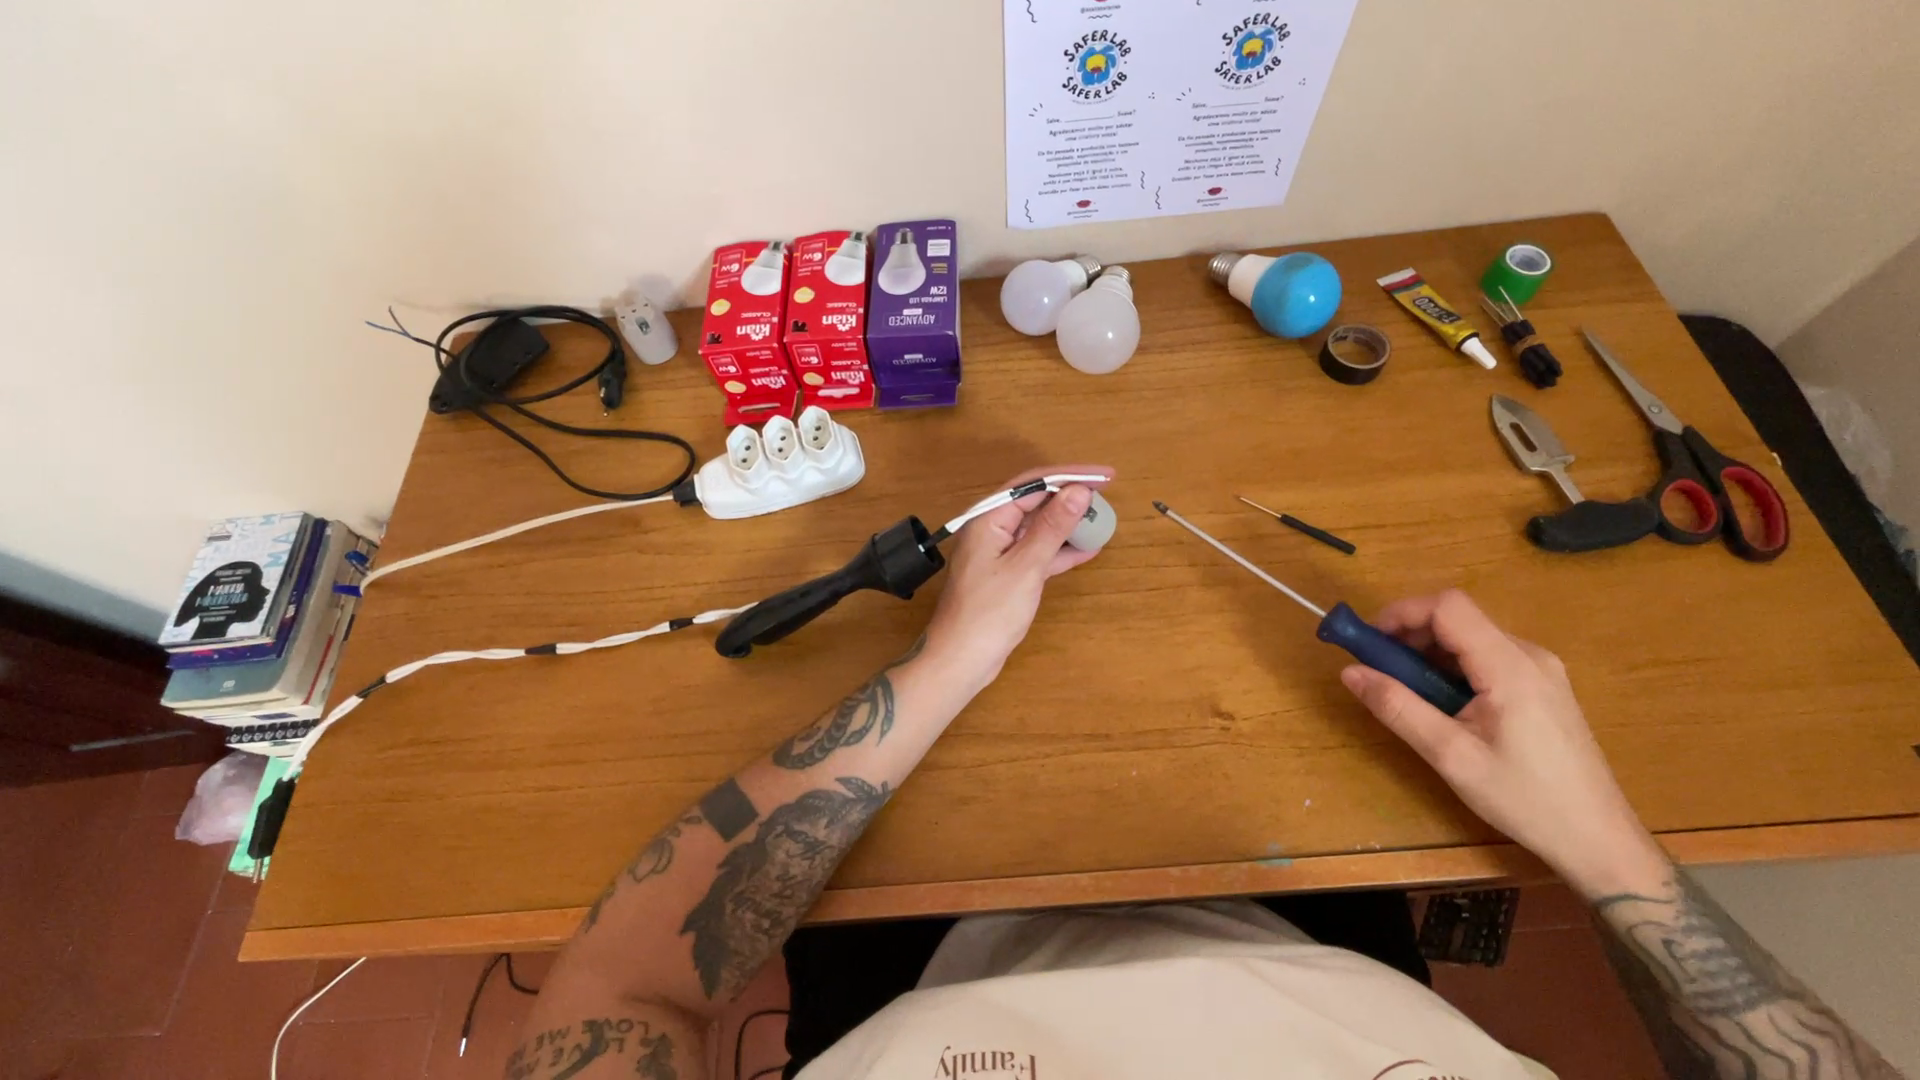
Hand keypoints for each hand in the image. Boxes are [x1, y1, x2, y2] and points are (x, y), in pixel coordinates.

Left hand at [920, 465, 1114, 693]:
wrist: (961, 659)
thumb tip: (1078, 490)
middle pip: (1034, 501)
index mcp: (988, 519)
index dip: (1070, 476)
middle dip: (1069, 495)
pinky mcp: (1006, 575)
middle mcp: (990, 529)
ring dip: (1068, 523)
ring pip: (1038, 527)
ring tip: (1100, 519)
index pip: (1033, 484)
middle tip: (1106, 493)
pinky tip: (1086, 549)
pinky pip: (1037, 552)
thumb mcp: (1026, 566)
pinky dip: (1060, 550)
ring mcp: (998, 553)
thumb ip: (1053, 527)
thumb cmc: (989, 613)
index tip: (1105, 476)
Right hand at [1339, 590, 1670, 898]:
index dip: (1401, 613)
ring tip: (1405, 692)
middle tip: (1377, 671)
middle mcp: (1529, 655)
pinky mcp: (1542, 685)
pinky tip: (1441, 703)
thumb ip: (1398, 708)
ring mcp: (1540, 669)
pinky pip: (1486, 656)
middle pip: (1457, 617)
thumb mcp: (1450, 756)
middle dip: (1408, 634)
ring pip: (1470, 636)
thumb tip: (1349, 672)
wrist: (1598, 838)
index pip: (1448, 607)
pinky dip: (1450, 666)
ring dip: (1428, 652)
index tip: (1367, 643)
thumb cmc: (1524, 799)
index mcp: (1509, 667)